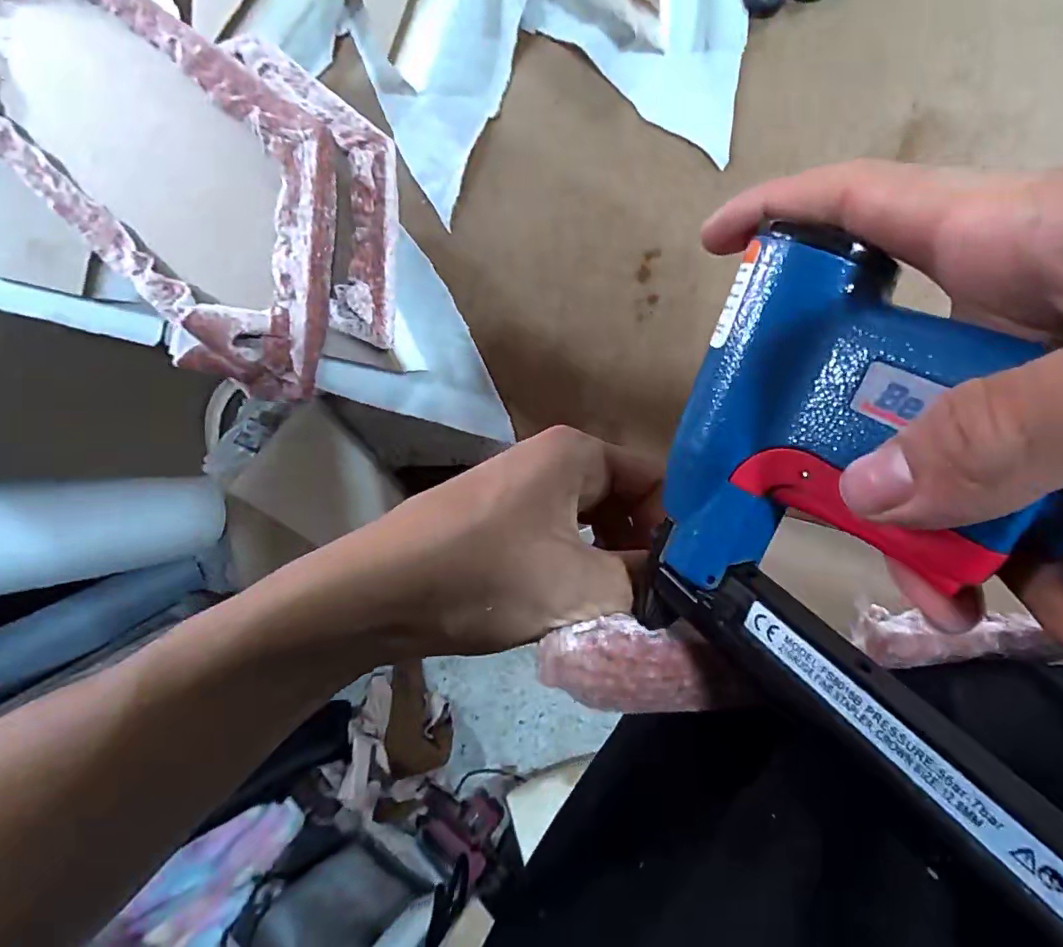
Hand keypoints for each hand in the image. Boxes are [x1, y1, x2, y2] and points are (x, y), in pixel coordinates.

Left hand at [327, 426, 662, 659]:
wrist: (374, 592)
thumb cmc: (484, 576)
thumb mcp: (580, 587)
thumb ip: (643, 583)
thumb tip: (679, 586)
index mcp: (576, 453)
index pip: (656, 480)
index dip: (678, 528)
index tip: (687, 579)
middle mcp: (550, 457)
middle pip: (623, 499)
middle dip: (642, 548)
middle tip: (657, 601)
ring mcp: (518, 486)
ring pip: (589, 521)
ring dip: (609, 561)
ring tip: (617, 608)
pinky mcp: (495, 517)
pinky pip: (555, 535)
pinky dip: (573, 565)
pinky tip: (570, 603)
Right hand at [701, 128, 1062, 830]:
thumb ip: (1031, 422)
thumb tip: (869, 489)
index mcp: (1049, 245)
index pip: (878, 209)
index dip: (786, 219)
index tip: (712, 250)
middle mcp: (1057, 334)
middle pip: (916, 414)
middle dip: (913, 507)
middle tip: (932, 596)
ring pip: (1016, 519)